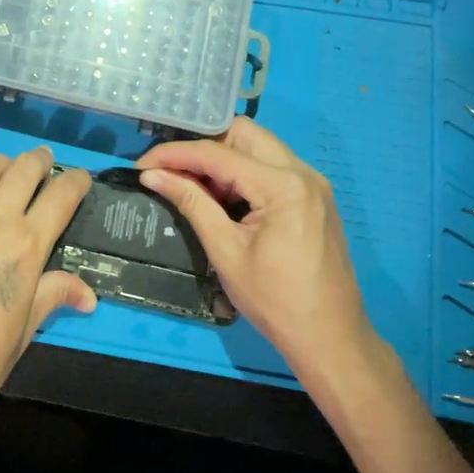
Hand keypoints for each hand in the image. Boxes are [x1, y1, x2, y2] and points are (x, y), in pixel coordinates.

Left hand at [0, 127, 95, 430]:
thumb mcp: (23, 332)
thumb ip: (52, 296)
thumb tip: (88, 293)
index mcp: (28, 249)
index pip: (61, 198)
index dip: (75, 183)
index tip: (79, 180)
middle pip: (24, 173)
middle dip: (40, 163)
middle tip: (45, 164)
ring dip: (5, 159)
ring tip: (12, 162)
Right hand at [136, 116, 377, 379]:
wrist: (331, 338)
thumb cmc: (275, 301)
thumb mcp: (226, 251)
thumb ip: (191, 203)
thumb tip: (152, 175)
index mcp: (283, 186)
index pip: (217, 153)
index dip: (174, 154)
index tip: (142, 165)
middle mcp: (303, 172)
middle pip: (242, 133)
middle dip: (202, 146)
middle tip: (172, 171)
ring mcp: (313, 182)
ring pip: (258, 146)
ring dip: (222, 157)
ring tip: (193, 185)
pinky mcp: (314, 195)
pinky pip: (271, 166)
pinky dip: (243, 171)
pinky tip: (223, 196)